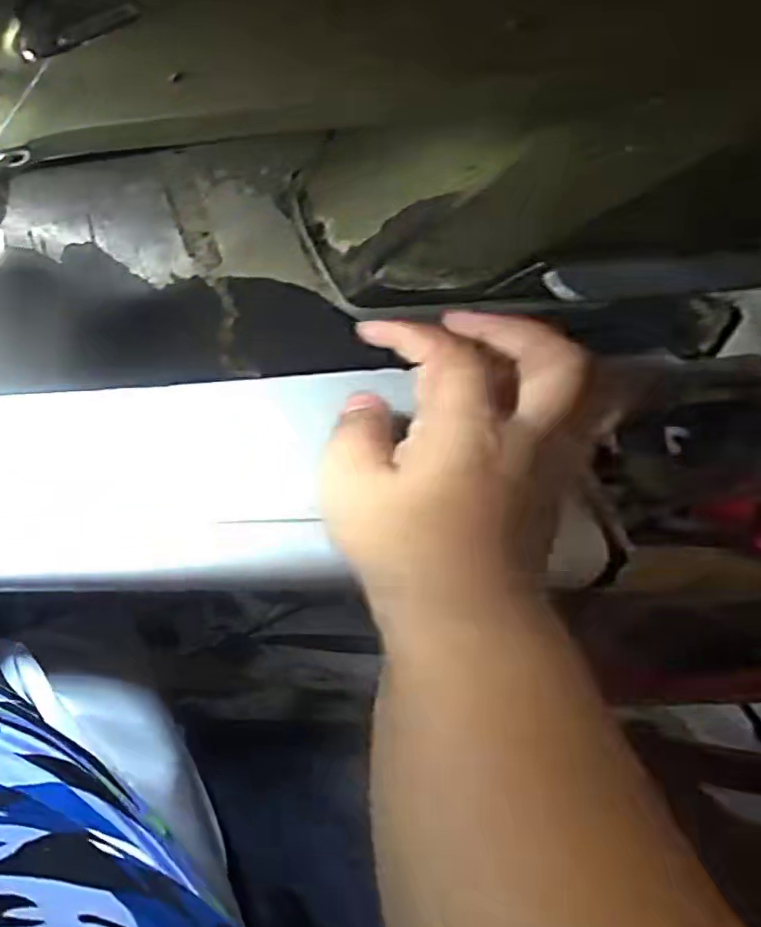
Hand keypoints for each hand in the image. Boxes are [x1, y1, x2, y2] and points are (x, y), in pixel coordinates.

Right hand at [320, 312, 598, 610]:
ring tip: (496, 353)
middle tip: (455, 323)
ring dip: (540, 356)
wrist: (458, 603)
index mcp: (467, 430)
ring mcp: (549, 459)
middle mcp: (524, 434)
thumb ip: (353, 433)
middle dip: (503, 327)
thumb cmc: (395, 542)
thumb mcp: (346, 484)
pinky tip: (506, 405)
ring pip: (581, 386)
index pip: (451, 359)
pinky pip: (570, 417)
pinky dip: (544, 393)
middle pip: (550, 357)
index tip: (370, 331)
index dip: (411, 334)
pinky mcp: (553, 482)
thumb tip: (367, 404)